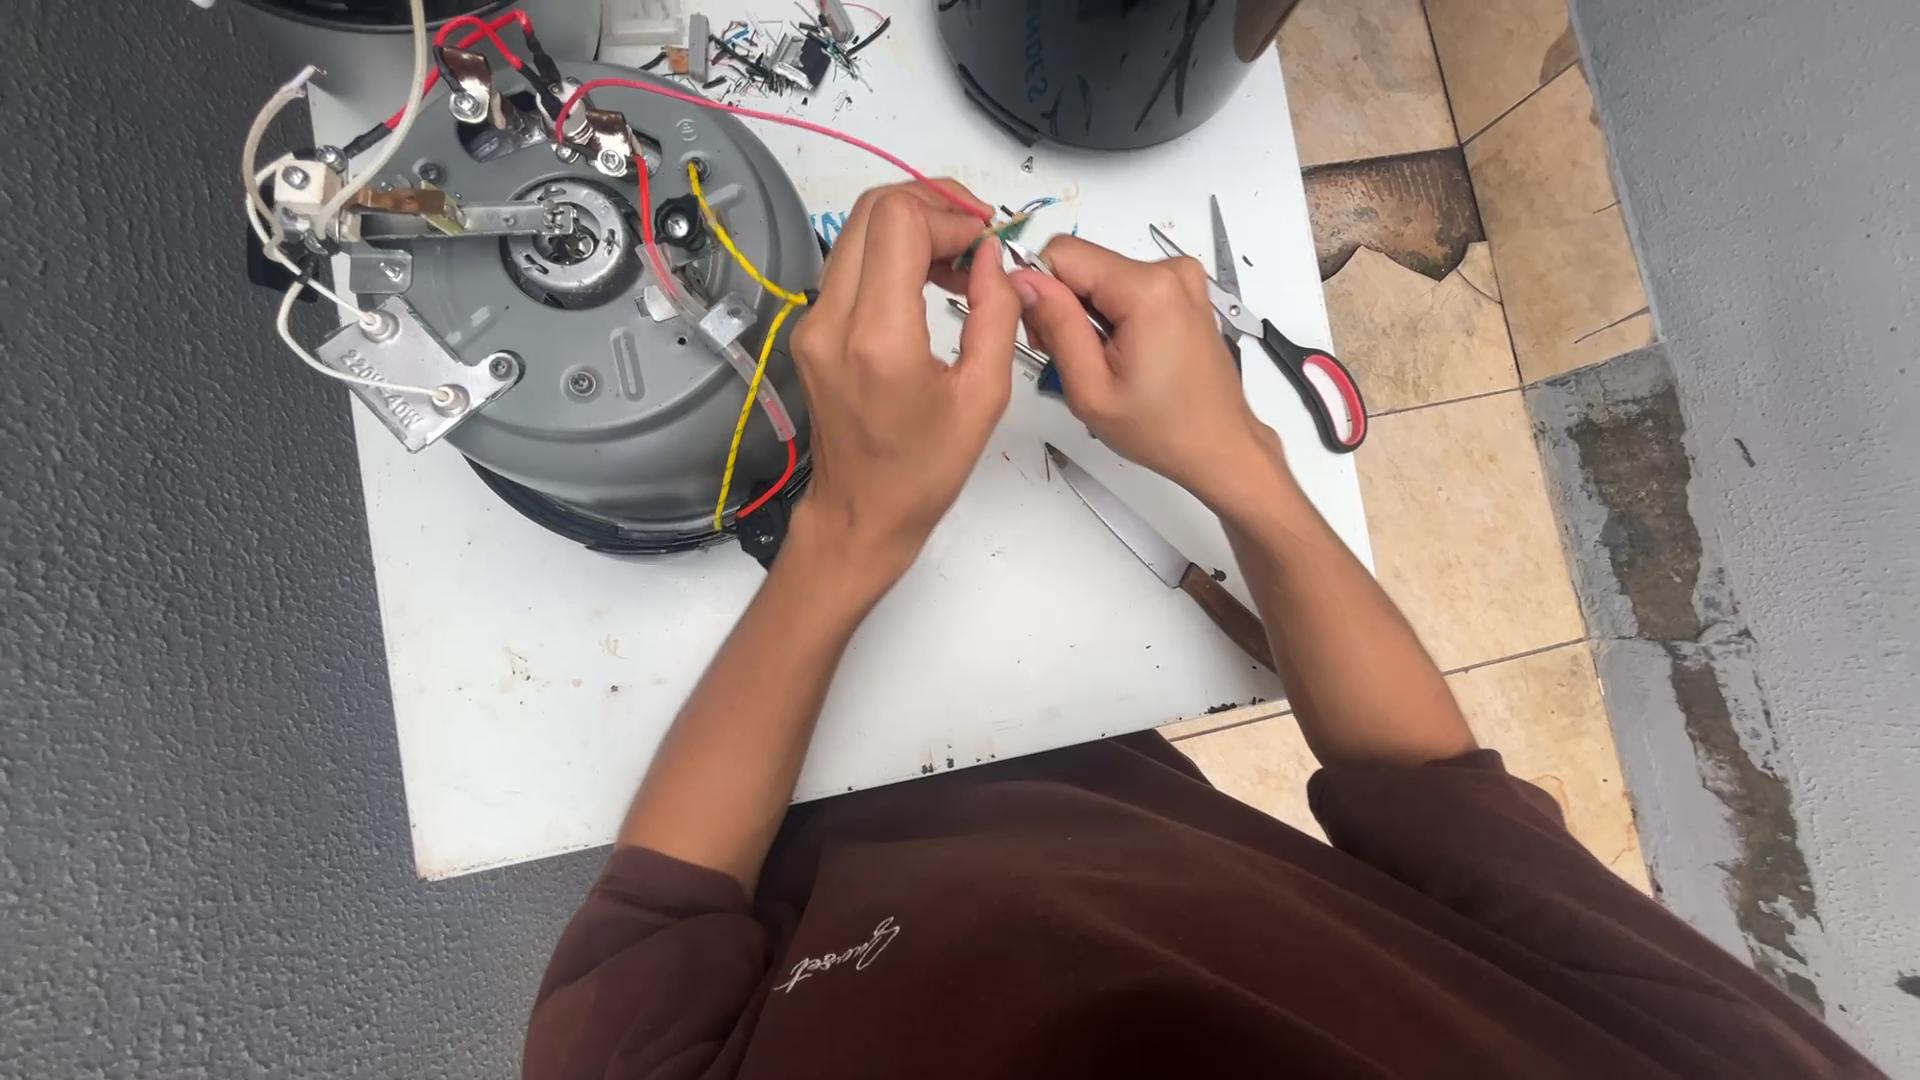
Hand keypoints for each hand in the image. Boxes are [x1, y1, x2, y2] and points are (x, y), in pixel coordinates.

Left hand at [785, 180, 1020, 585]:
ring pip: (856, 232)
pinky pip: (849, 266)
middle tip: (975, 233)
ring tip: (959, 261)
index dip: (949, 214)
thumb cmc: (923, 472)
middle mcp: (832, 321)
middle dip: (931, 205)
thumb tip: (991, 256)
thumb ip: (996, 313)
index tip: (984, 241)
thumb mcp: (983, 397)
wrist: (861, 513)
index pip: (900, 221)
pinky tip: (928, 281)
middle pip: (872, 210)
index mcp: (878, 339)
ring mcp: (812, 325)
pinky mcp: (810, 333)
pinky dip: (890, 256)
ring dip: (911, 228)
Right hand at [1012, 237, 1283, 507]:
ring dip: (1085, 314)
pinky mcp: (1181, 290)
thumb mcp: (1090, 389)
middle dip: (1061, 305)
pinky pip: (1124, 286)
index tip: (1042, 333)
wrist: (1217, 445)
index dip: (1039, 289)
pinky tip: (1117, 354)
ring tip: (1098, 362)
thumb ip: (1055, 325)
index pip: (1063, 252)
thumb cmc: (1163, 428)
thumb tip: (1022, 279)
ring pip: (1100, 276)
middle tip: (1069, 358)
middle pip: (1083, 263)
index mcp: (1147, 290)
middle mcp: (1169, 271)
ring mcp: (1179, 278)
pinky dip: (1110, 315)